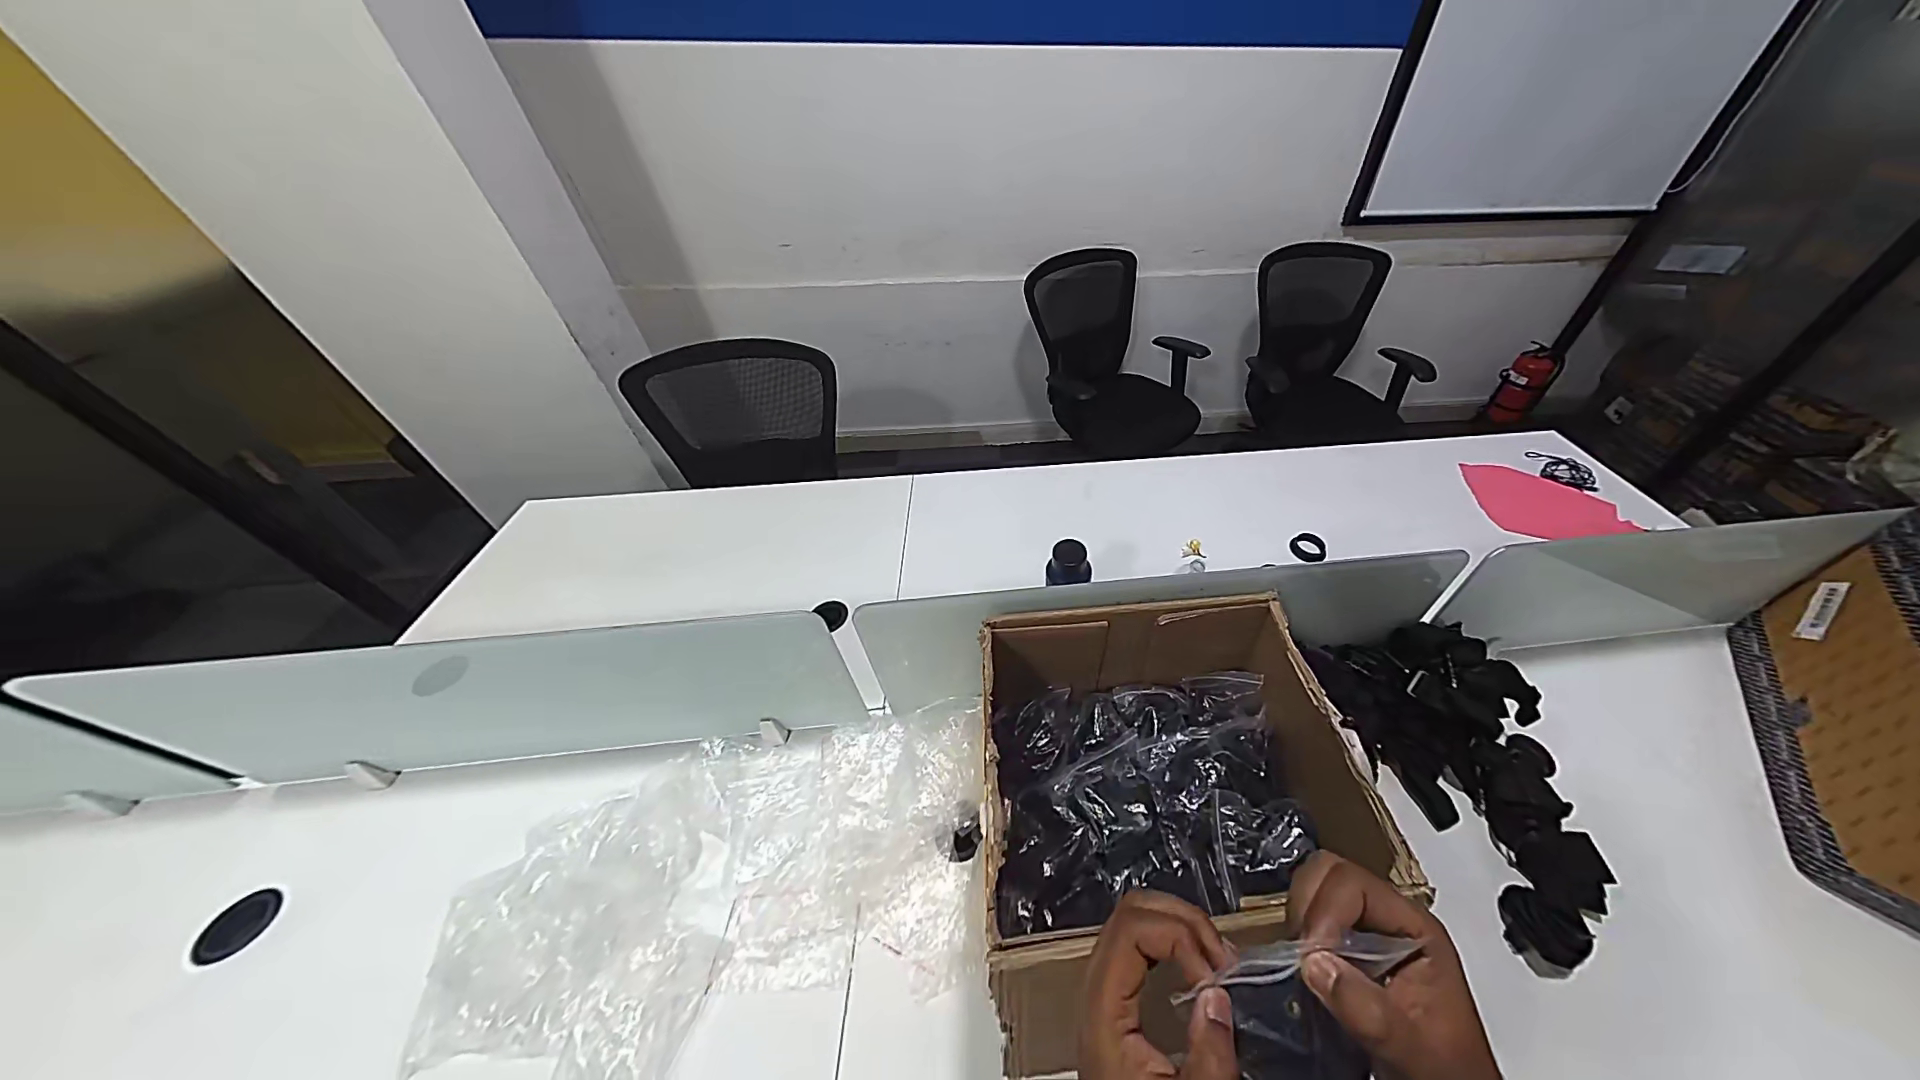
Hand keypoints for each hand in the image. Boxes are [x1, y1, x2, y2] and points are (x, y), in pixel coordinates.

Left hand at [1080, 891, 1237, 1079]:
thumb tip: (1217, 992)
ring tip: (1220, 963)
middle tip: (1225, 960)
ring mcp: (1105, 991)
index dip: (1178, 935)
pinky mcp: (1118, 1001)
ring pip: (1134, 922)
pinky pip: (1139, 946)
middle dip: (1183, 920)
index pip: (1130, 929)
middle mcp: (1097, 989)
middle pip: (1129, 912)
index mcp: (1103, 1008)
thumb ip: (1208, 1057)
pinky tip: (1202, 969)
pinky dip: (1173, 942)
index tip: (1217, 976)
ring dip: (1180, 927)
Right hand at [1287, 852, 1501, 1079]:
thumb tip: (1315, 964)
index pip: (1352, 883)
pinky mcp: (1343, 941)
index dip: (1324, 911)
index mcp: (1414, 927)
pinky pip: (1306, 915)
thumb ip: (1372, 1013)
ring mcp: (1363, 927)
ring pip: (1312, 888)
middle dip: (1305, 906)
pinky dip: (1295, 933)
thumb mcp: (1413, 1050)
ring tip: (1301, 961)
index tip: (1310, 954)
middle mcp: (1387, 916)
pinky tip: (1301, 966)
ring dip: (1298, 919)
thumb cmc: (1443, 1070)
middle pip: (1327, 872)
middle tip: (1300, 952)